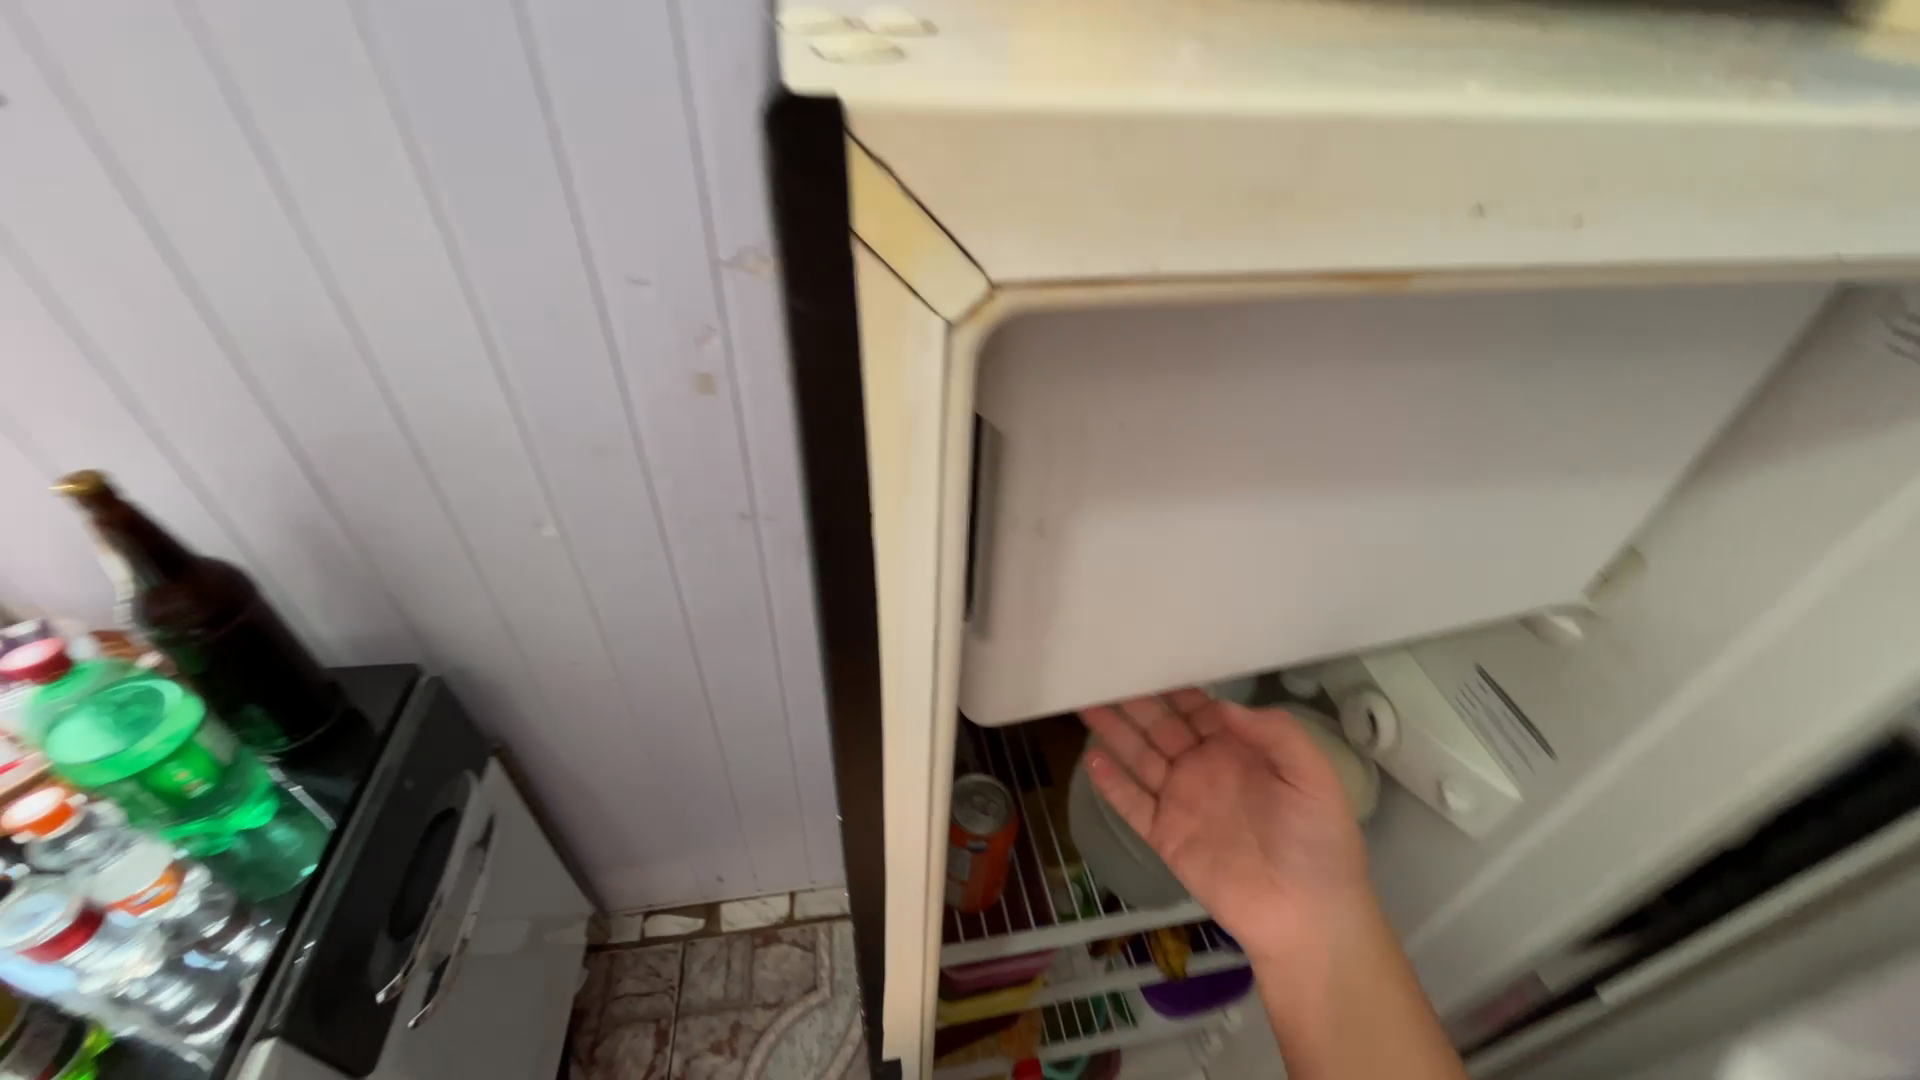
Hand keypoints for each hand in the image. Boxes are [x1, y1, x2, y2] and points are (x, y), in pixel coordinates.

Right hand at [1080, 691, 1371, 960]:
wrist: (1307, 918)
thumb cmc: (1319, 843)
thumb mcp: (1314, 778)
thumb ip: (1275, 734)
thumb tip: (1221, 704)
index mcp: (1237, 749)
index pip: (1196, 708)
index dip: (1172, 686)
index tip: (1145, 660)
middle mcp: (1203, 768)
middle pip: (1160, 726)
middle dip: (1133, 701)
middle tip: (1103, 674)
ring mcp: (1180, 802)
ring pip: (1140, 758)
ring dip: (1114, 731)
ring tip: (1085, 705)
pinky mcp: (1165, 836)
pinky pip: (1132, 805)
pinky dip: (1112, 784)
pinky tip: (1092, 760)